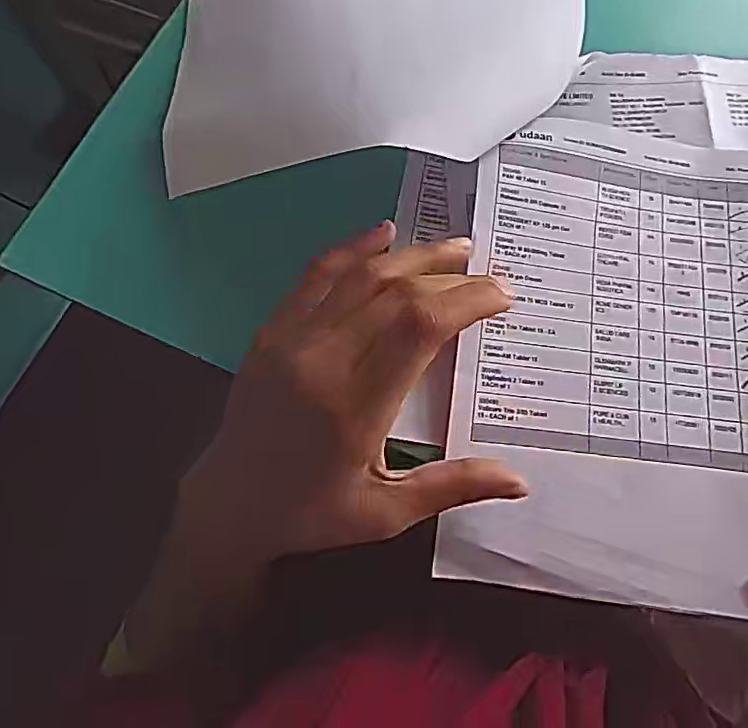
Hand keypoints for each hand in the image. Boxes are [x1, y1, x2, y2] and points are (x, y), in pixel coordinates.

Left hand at [115, 223, 524, 681]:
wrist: (226, 506)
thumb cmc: (311, 513)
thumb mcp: (384, 514)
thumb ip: (452, 487)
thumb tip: (520, 481)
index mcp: (356, 408)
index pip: (419, 330)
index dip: (465, 301)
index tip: (501, 296)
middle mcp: (324, 361)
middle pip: (397, 295)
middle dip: (450, 277)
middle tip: (489, 274)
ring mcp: (293, 338)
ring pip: (362, 277)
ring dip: (413, 255)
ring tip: (454, 248)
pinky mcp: (274, 328)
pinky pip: (317, 274)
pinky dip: (354, 248)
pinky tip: (384, 232)